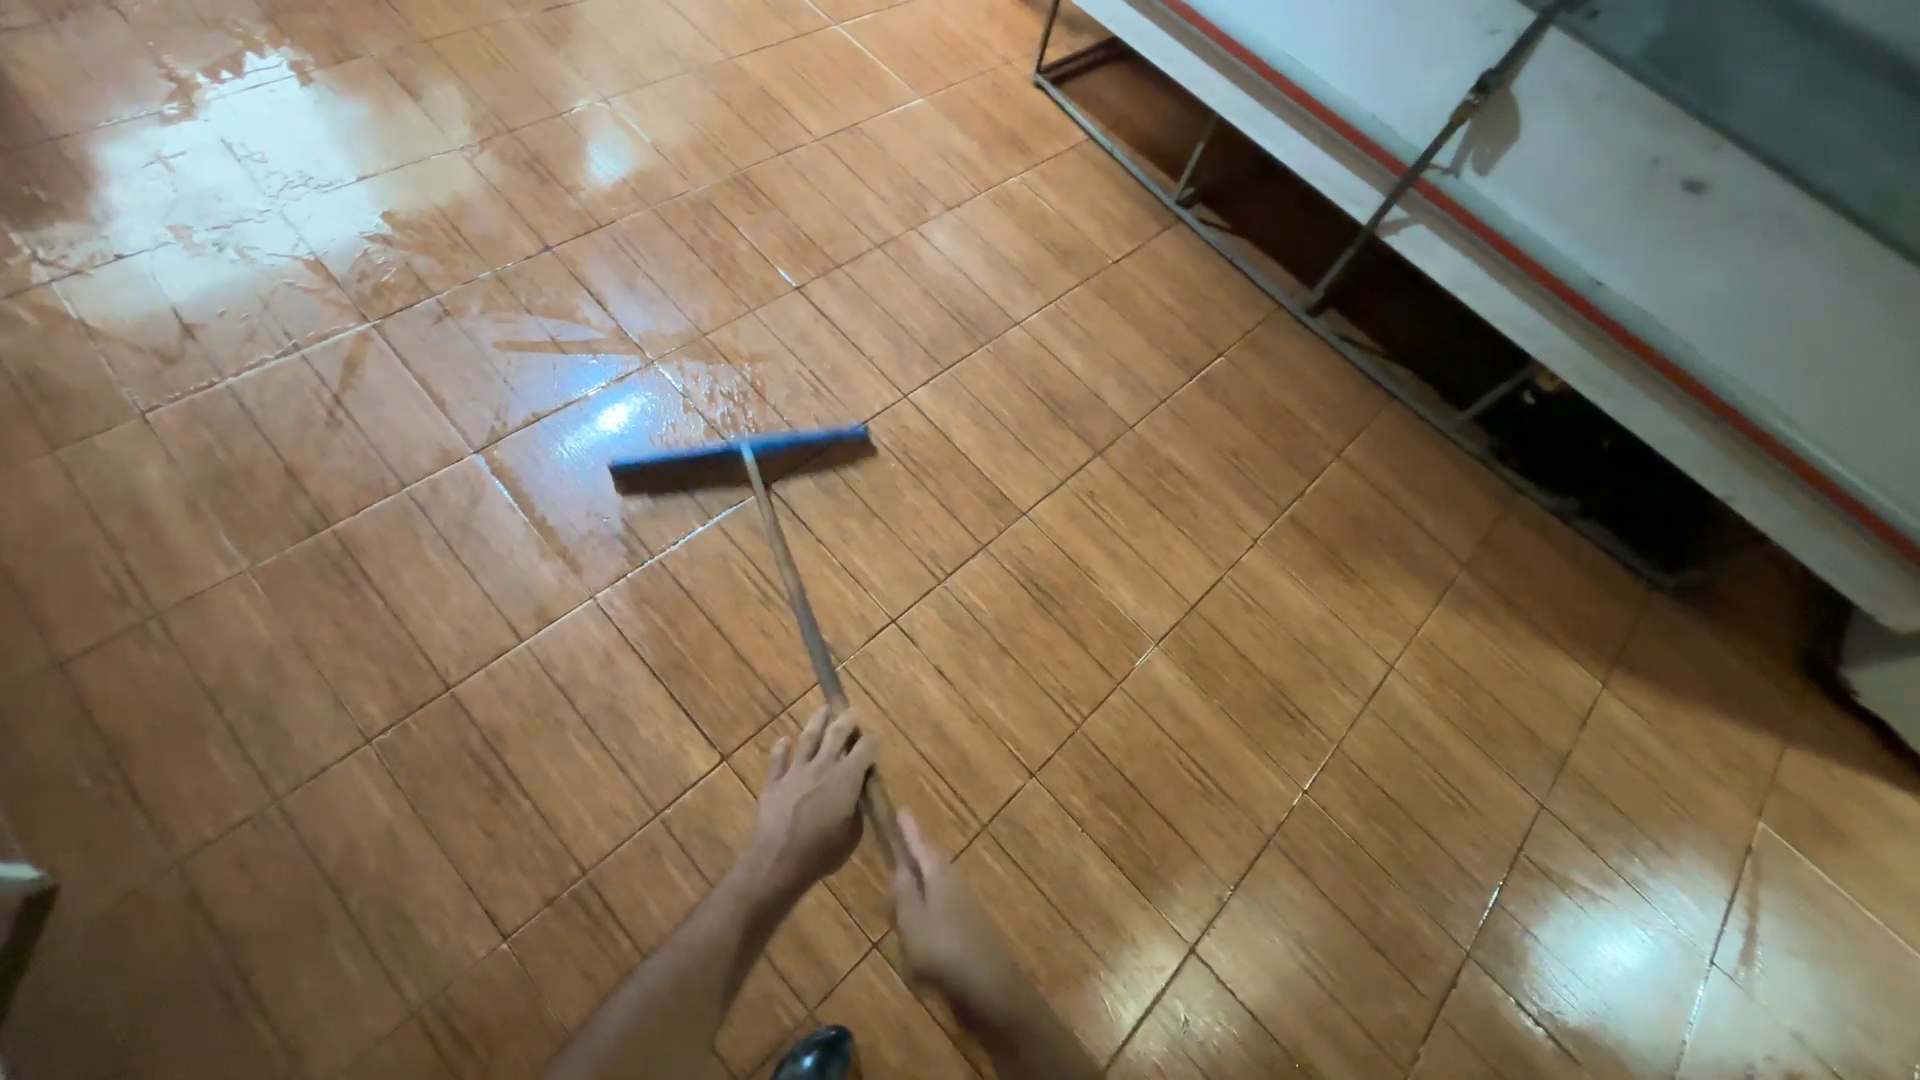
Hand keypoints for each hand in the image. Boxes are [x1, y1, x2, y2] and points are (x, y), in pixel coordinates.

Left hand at [745, 707, 875, 901]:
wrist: (778, 860)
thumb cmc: (821, 852)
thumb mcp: (852, 834)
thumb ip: (858, 809)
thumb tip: (858, 794)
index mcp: (847, 778)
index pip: (865, 749)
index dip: (871, 742)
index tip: (874, 739)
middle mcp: (823, 767)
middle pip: (836, 734)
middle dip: (847, 720)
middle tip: (852, 711)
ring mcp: (796, 771)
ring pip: (808, 739)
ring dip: (816, 722)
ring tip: (823, 709)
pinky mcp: (774, 781)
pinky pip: (778, 759)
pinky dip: (781, 748)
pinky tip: (784, 740)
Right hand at [889, 811, 1026, 1029]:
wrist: (989, 987)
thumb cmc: (943, 951)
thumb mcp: (912, 921)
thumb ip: (903, 893)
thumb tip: (900, 864)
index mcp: (938, 877)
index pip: (920, 846)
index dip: (909, 831)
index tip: (902, 811)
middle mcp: (953, 884)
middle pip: (930, 863)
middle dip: (915, 854)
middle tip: (900, 843)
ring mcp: (962, 905)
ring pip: (935, 884)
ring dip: (919, 883)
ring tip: (903, 885)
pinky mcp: (966, 927)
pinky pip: (940, 906)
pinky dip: (927, 907)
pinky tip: (919, 923)